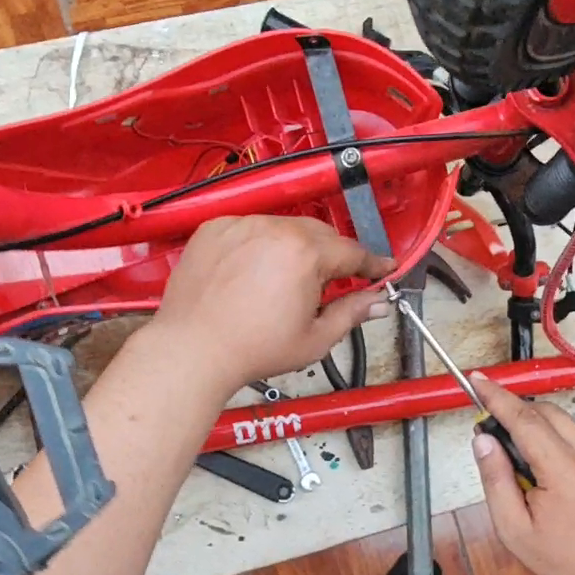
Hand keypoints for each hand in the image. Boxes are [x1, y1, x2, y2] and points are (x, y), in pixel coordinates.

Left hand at [148, 216, 393, 393]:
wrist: (193, 349)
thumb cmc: (251, 349)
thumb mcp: (314, 339)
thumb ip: (351, 314)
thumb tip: (377, 303)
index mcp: (305, 253)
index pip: (352, 252)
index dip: (371, 263)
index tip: (381, 269)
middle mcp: (274, 229)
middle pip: (319, 235)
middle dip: (330, 257)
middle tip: (332, 283)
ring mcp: (241, 225)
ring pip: (282, 229)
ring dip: (292, 249)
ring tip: (284, 284)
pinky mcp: (214, 229)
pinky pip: (248, 229)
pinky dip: (257, 245)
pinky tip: (253, 275)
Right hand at [470, 374, 574, 574]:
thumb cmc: (557, 559)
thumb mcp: (512, 528)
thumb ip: (495, 480)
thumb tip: (483, 439)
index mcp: (565, 477)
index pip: (527, 423)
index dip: (499, 399)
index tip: (479, 380)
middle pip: (547, 413)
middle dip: (516, 410)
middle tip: (490, 428)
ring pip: (563, 421)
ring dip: (534, 424)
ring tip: (515, 455)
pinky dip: (552, 439)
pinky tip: (540, 466)